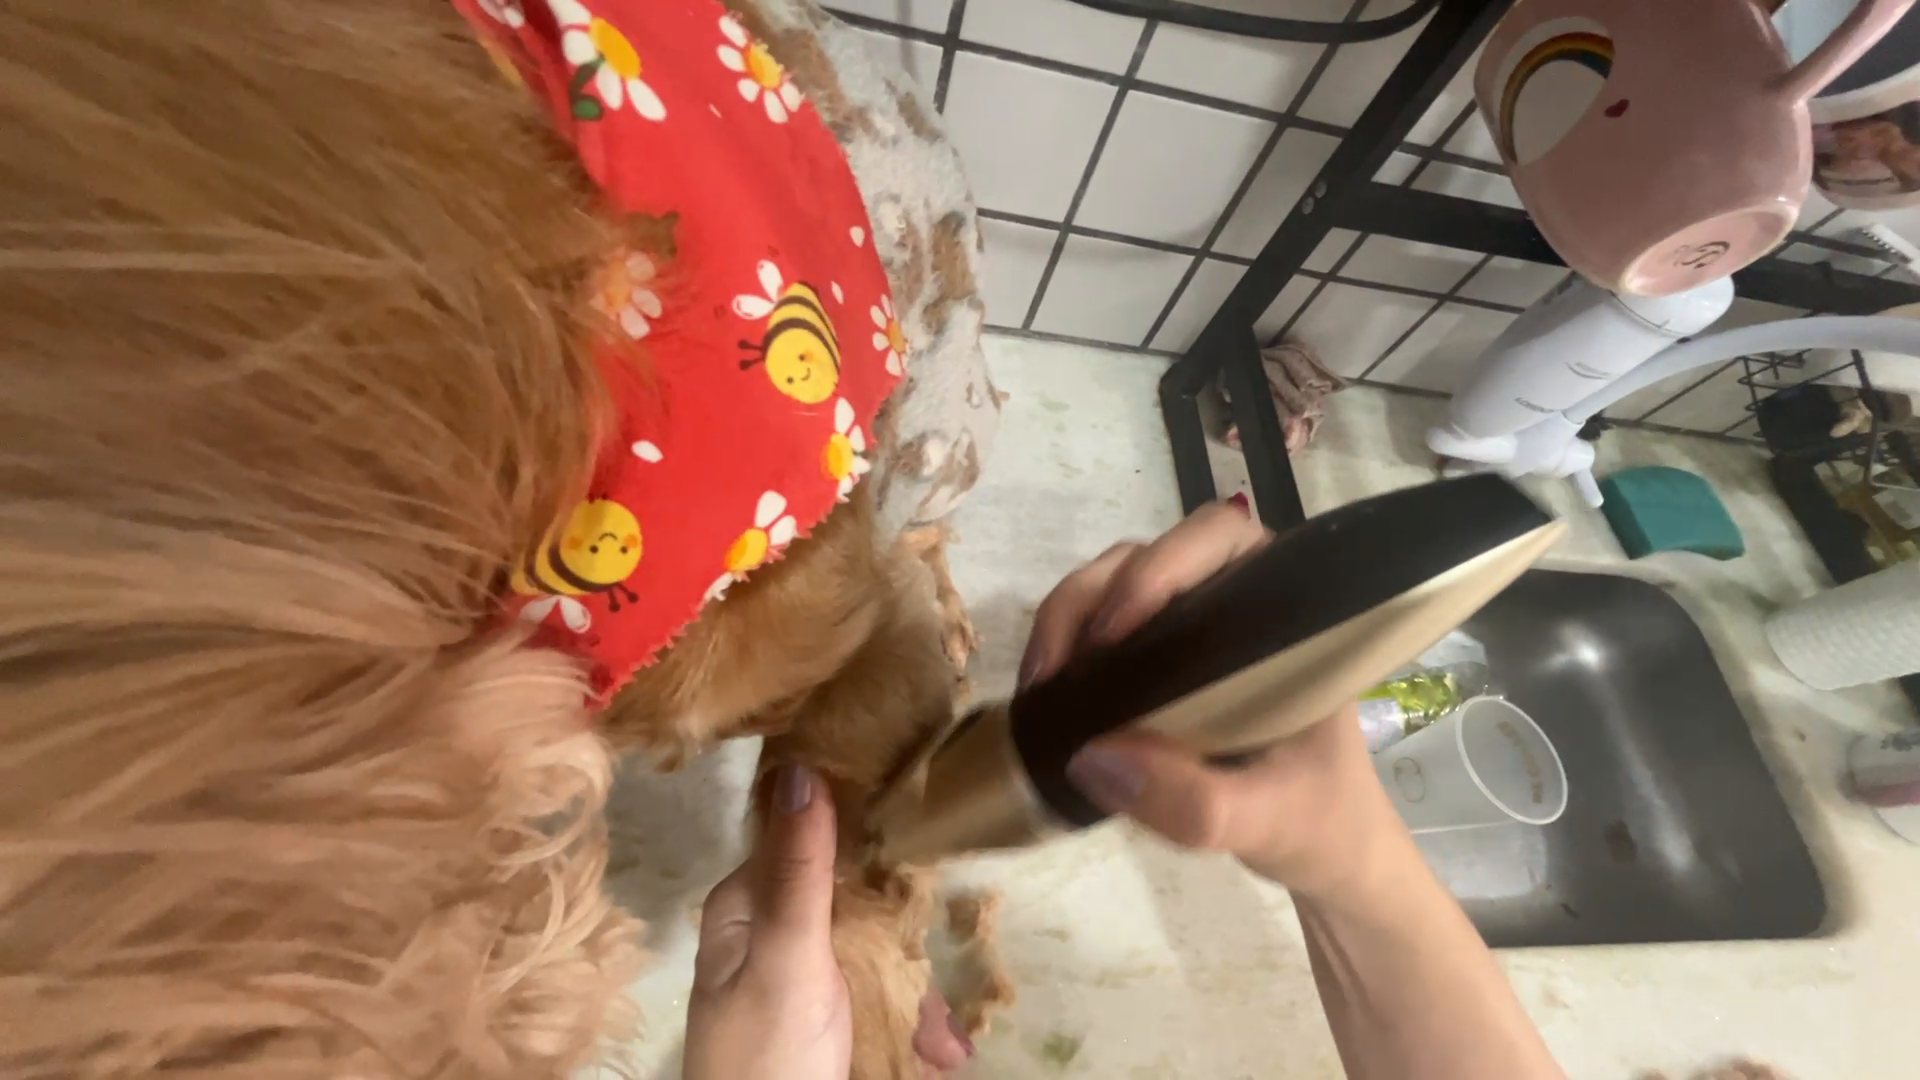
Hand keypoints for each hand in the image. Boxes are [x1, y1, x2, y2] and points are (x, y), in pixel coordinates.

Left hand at [684, 767, 970, 1079]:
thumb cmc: (767, 1054)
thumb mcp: (785, 958)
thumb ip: (800, 870)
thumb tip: (802, 767)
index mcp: (749, 900)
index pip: (804, 829)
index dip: (855, 813)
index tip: (910, 800)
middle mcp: (774, 922)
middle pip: (851, 886)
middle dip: (901, 920)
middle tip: (937, 932)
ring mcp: (804, 966)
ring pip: (874, 939)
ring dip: (913, 984)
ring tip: (943, 1034)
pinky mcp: (829, 1004)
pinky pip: (878, 986)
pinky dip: (909, 1016)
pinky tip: (938, 1050)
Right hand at [1019, 501, 1406, 899]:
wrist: (1319, 849)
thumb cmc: (1319, 821)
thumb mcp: (1272, 823)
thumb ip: (1199, 803)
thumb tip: (1090, 756)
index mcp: (1284, 610)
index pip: (1219, 541)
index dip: (1160, 569)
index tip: (1114, 637)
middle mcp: (1228, 600)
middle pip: (1143, 557)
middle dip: (1088, 602)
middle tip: (1054, 673)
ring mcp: (1184, 626)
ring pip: (1107, 584)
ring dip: (1065, 622)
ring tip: (1041, 687)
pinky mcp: (1150, 656)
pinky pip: (1092, 626)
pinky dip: (1061, 649)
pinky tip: (1046, 694)